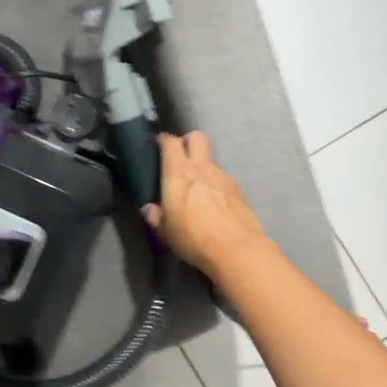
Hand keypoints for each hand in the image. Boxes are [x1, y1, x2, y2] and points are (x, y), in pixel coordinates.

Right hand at [141, 132, 270, 275]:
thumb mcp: (165, 232)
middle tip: (181, 157)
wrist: (236, 249)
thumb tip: (148, 209)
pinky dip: (216, 186)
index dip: (163, 140)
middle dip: (188, 141)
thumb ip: (155, 217)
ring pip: (210, 161)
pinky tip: (216, 205)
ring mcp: (223, 176)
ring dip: (203, 169)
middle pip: (196, 137)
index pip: (170, 142)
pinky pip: (223, 179)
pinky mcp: (238, 189)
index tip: (158, 146)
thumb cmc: (193, 237)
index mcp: (178, 172)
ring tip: (199, 191)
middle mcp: (201, 167)